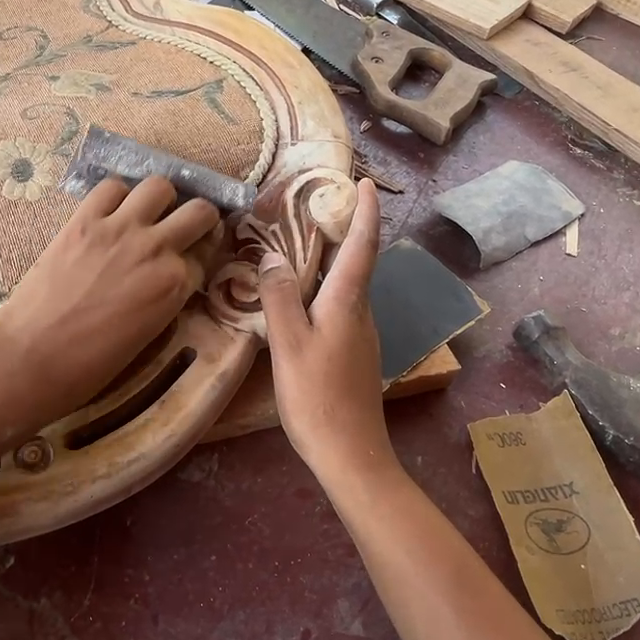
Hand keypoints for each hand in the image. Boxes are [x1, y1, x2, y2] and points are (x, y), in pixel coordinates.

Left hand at [0, 176, 221, 428]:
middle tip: (183, 228)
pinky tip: (111, 211)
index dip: (198, 258)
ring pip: (160, 186)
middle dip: (199, 220)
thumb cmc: (91, 363)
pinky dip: (116, 196)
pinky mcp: (85, 218)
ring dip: (160, 199)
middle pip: (200, 212)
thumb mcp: (149, 333)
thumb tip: (171, 275)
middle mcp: (157, 248)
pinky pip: (112, 187)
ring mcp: (120, 228)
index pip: (205, 256)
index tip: (190, 260)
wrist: (34, 355)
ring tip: (147, 214)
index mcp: (176, 285)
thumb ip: (167, 296)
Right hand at [259, 178, 394, 478]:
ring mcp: (360, 335)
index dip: (367, 211)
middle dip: (345, 227)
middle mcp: (361, 312)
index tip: (366, 182)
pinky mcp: (353, 353)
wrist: (352, 457)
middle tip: (318, 202)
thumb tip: (272, 257)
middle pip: (357, 260)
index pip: (363, 245)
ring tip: (300, 240)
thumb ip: (279, 297)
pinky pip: (339, 304)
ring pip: (347, 284)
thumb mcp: (289, 344)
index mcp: (347, 303)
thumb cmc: (318, 397)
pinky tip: (299, 294)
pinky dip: (323, 284)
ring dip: (331, 256)